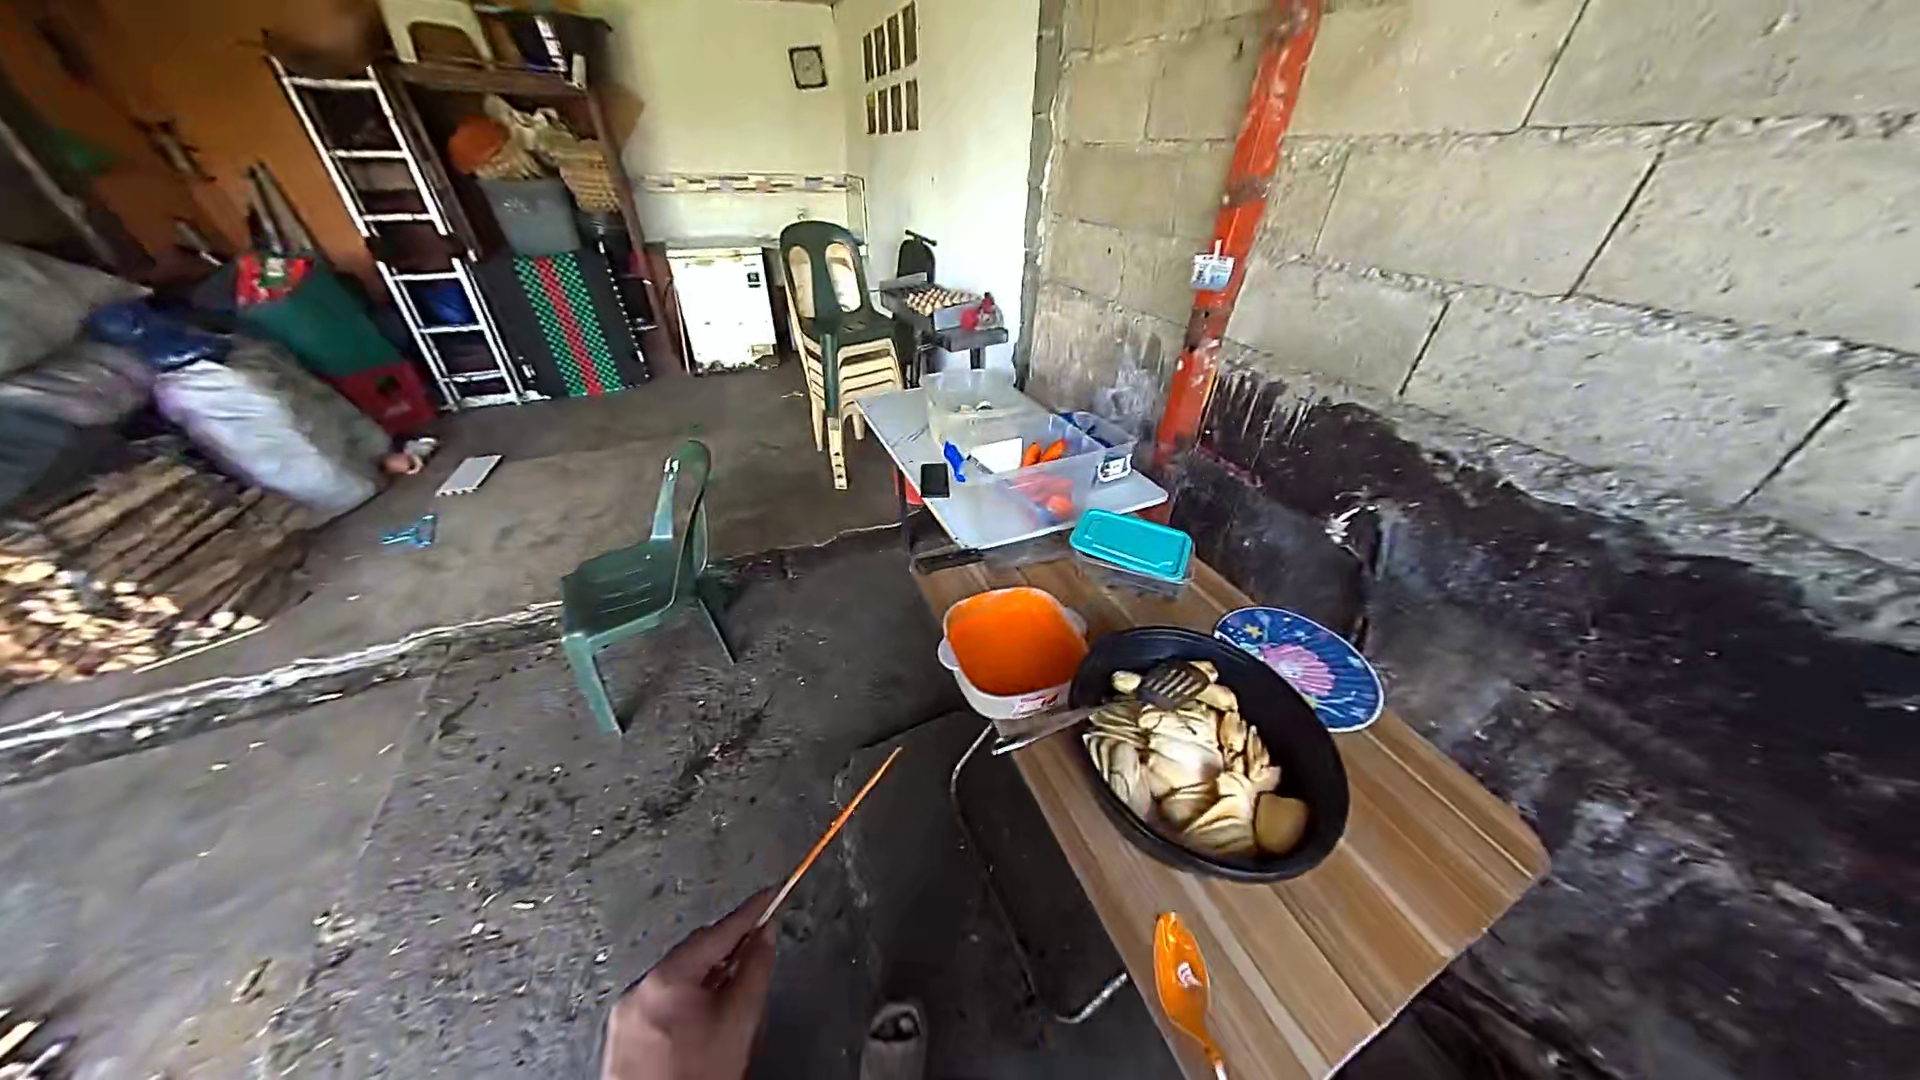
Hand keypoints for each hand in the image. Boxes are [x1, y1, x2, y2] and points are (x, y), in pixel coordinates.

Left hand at [601, 888, 777, 1079]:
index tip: (771, 896)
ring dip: (710, 979)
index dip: (750, 913)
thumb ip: (756, 968)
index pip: (718, 931)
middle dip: (728, 952)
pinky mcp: (624, 1037)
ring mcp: (627, 1015)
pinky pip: (664, 1002)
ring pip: (680, 978)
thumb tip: (766, 935)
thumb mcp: (740, 1022)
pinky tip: (706, 1022)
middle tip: (758, 953)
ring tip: (732, 1003)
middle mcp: (639, 990)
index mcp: (666, 980)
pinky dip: (689, 1001)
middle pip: (697, 953)